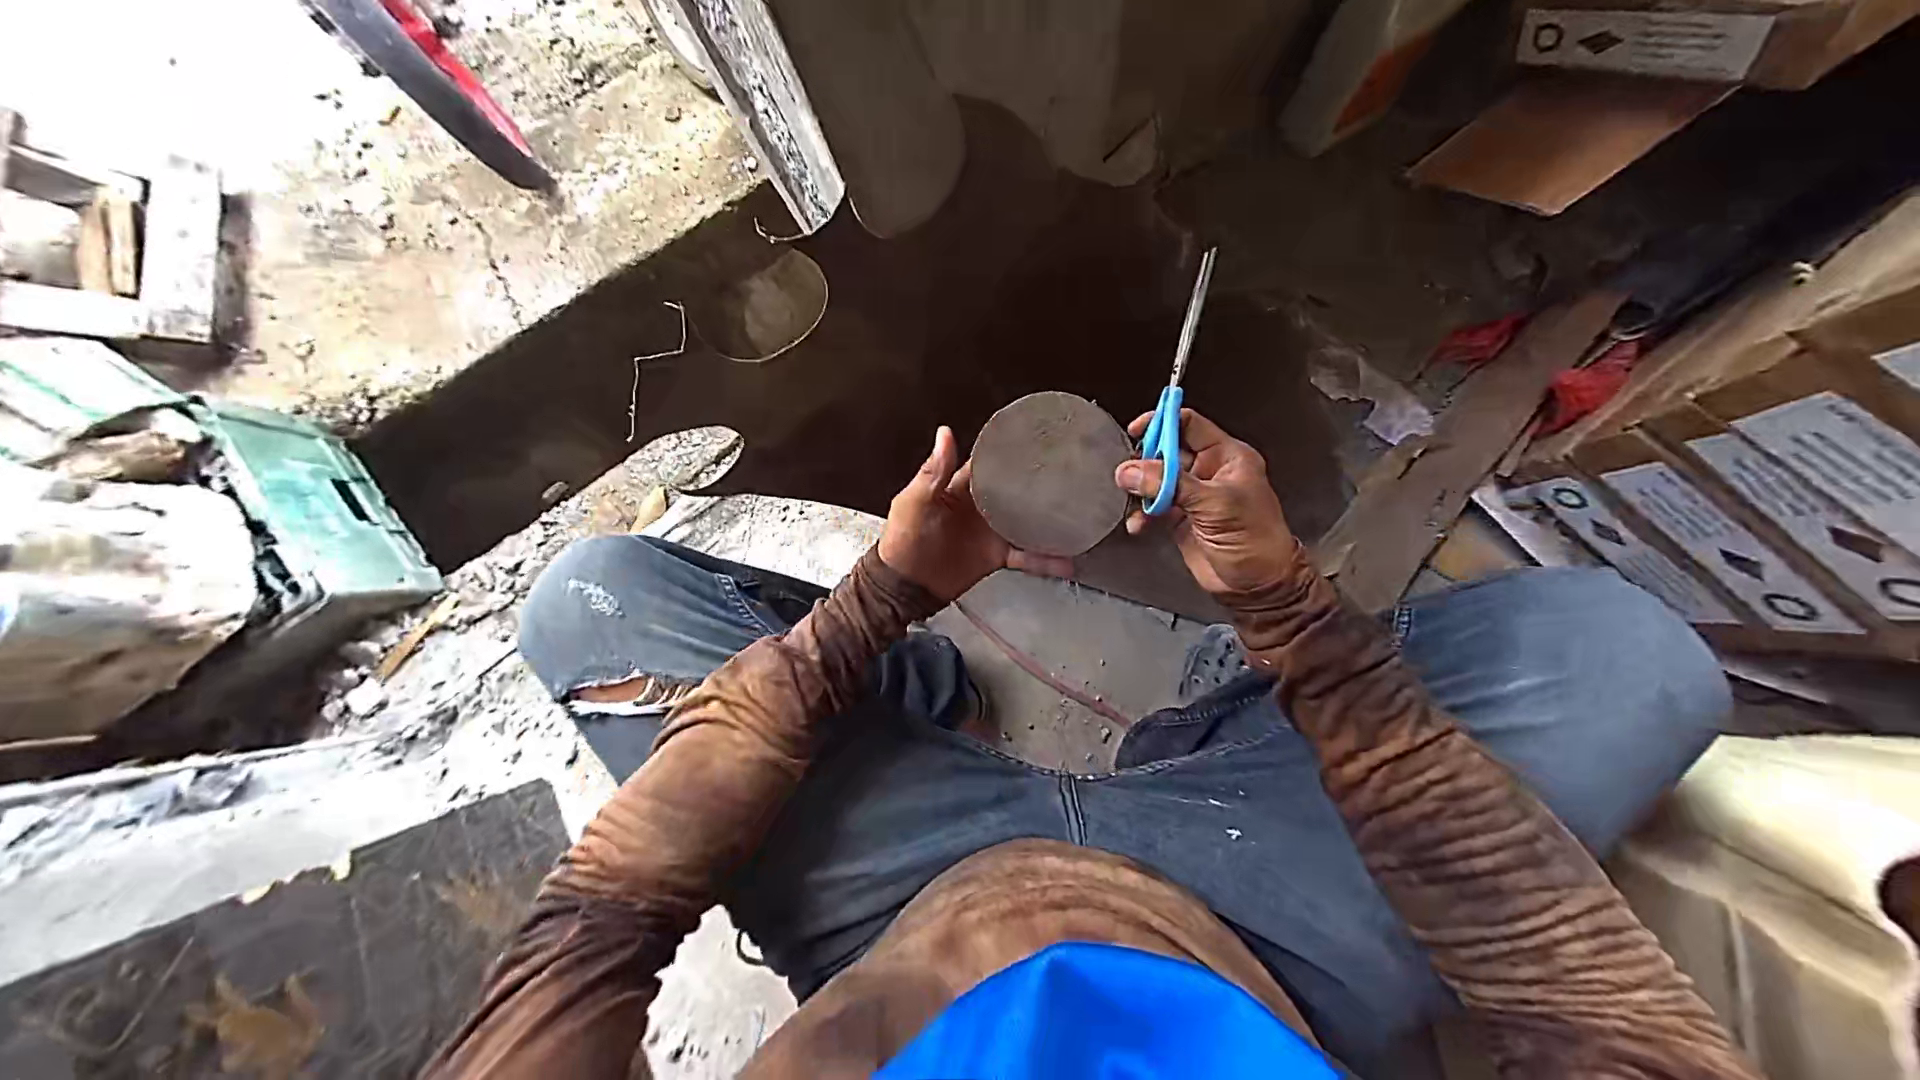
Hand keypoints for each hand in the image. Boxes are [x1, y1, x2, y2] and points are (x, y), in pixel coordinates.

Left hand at [879, 427, 1072, 601]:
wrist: (906, 588)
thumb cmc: (903, 541)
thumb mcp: (914, 503)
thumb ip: (933, 472)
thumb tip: (945, 433)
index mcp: (960, 487)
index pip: (988, 462)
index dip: (1009, 450)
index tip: (1036, 438)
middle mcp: (980, 506)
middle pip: (1015, 489)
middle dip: (1040, 481)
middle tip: (1071, 472)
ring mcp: (991, 532)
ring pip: (1027, 522)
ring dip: (1049, 520)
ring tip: (1080, 514)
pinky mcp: (996, 556)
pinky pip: (1026, 556)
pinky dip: (1045, 560)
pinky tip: (1067, 561)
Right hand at [1113, 408, 1299, 595]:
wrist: (1256, 586)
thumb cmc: (1254, 541)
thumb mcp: (1215, 505)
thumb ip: (1171, 484)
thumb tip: (1131, 470)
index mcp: (1226, 457)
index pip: (1188, 425)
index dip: (1162, 422)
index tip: (1137, 430)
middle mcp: (1207, 471)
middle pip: (1166, 451)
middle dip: (1145, 461)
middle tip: (1130, 474)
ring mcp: (1191, 495)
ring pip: (1154, 479)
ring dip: (1140, 490)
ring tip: (1135, 502)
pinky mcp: (1178, 518)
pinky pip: (1151, 507)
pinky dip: (1141, 514)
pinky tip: (1139, 525)